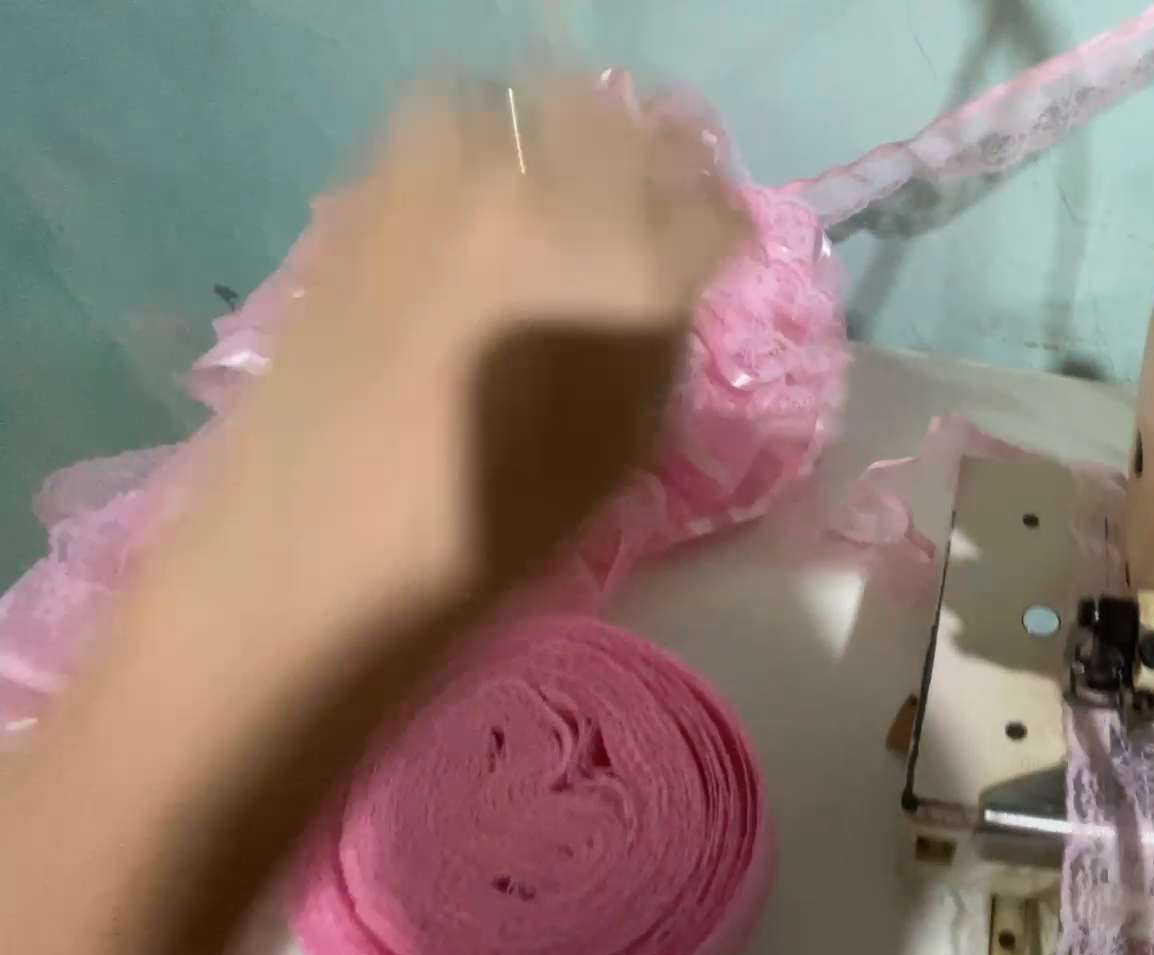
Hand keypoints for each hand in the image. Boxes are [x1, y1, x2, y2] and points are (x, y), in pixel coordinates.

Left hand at [174, 78, 748, 647]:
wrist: (327, 547)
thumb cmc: (508, 518)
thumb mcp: (629, 440)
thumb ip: (660, 339)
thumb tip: (668, 282)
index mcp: (621, 282)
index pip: (707, 212)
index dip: (728, 225)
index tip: (728, 246)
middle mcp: (533, 208)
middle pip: (616, 126)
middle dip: (655, 162)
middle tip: (658, 209)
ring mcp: (435, 192)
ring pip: (519, 110)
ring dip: (560, 143)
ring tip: (567, 199)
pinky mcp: (361, 204)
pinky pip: (440, 137)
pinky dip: (482, 155)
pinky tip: (486, 214)